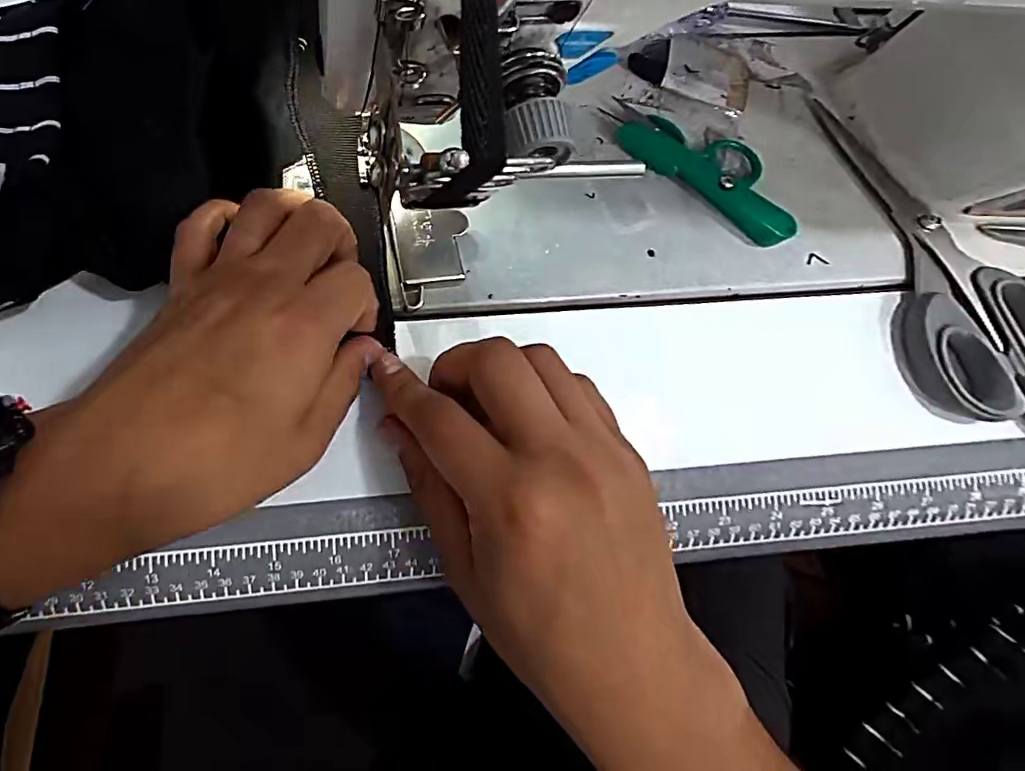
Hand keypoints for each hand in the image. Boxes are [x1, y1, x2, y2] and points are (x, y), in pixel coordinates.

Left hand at [0, 191, 381, 606]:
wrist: (119, 464)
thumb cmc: (213, 464)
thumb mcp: (302, 443)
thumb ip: (342, 385)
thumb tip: (362, 351)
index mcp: (304, 325)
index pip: (356, 277)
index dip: (366, 303)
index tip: (354, 333)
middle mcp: (265, 285)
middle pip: (320, 220)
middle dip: (342, 243)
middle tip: (336, 281)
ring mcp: (219, 276)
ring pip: (266, 205)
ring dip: (294, 213)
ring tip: (301, 247)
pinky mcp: (181, 282)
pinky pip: (200, 223)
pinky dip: (224, 215)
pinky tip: (241, 240)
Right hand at [371, 339, 788, 770]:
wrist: (634, 667)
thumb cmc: (547, 636)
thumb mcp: (463, 567)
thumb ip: (428, 485)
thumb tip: (400, 431)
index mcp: (512, 500)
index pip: (440, 417)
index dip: (403, 390)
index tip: (389, 374)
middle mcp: (561, 461)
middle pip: (495, 360)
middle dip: (453, 365)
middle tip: (443, 396)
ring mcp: (601, 450)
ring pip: (539, 357)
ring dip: (500, 368)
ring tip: (487, 404)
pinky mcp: (625, 449)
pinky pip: (578, 384)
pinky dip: (543, 385)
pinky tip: (530, 418)